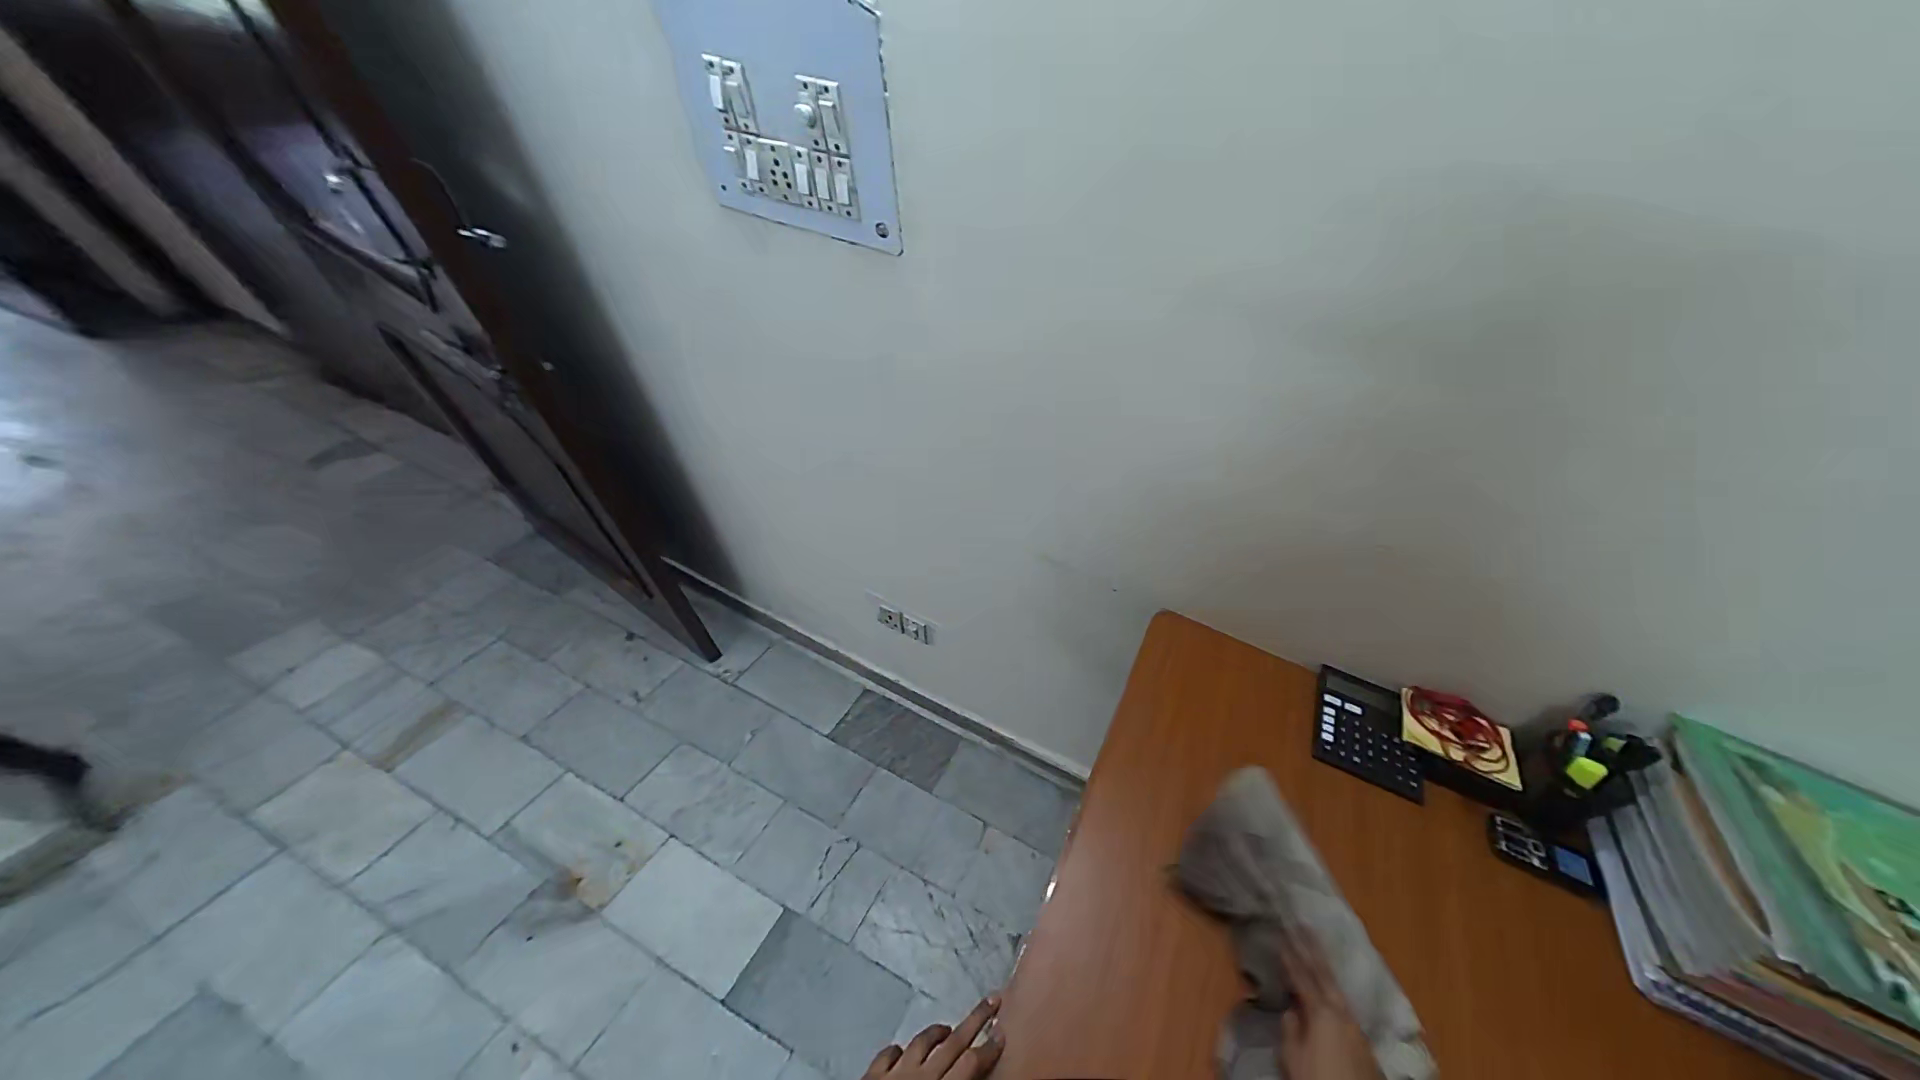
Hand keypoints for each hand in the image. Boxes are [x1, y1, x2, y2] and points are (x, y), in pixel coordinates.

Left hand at [862, 995, 1003, 1079]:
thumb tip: (974, 1079)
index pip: (971, 1064)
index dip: (989, 1048)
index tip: (1002, 1032)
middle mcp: (920, 1076)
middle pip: (953, 1042)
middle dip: (975, 1020)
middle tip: (992, 999)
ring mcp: (895, 1072)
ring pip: (921, 1042)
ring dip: (936, 1032)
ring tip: (946, 1029)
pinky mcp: (872, 1075)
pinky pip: (888, 1054)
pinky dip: (898, 1050)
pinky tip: (901, 1051)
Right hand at [1276, 927, 1382, 1079]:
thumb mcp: (1293, 1058)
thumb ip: (1290, 1029)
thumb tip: (1292, 1010)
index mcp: (1322, 1013)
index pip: (1302, 978)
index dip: (1290, 957)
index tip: (1282, 934)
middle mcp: (1342, 1014)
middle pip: (1325, 975)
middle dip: (1313, 948)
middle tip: (1303, 924)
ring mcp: (1356, 1026)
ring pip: (1338, 989)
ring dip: (1325, 966)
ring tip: (1316, 947)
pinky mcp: (1364, 1041)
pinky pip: (1344, 1004)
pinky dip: (1333, 987)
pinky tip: (1329, 987)